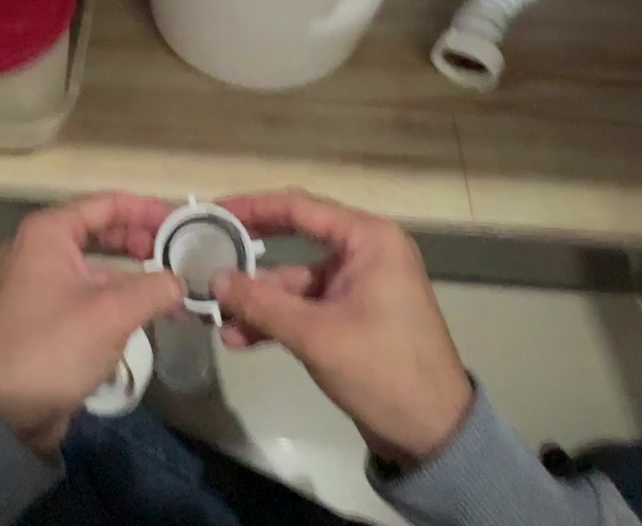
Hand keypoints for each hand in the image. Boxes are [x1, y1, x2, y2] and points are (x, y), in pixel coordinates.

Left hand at [0, 193, 185, 455]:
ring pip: (95, 264)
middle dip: (142, 239)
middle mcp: (38, 247)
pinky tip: (144, 311)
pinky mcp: (41, 313)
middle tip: (179, 253)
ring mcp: (36, 281)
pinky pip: (85, 290)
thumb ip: (155, 288)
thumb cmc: (53, 347)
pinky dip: (114, 295)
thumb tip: (180, 281)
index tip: (182, 221)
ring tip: (171, 286)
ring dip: (132, 272)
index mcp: (48, 231)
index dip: (148, 209)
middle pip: (101, 229)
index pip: (108, 203)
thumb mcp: (112, 314)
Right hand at [212, 190, 472, 468]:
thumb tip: (213, 279)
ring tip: (215, 313)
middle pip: (294, 237)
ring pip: (295, 279)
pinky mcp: (351, 314)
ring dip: (258, 298)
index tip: (214, 211)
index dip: (253, 207)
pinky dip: (276, 319)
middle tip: (207, 249)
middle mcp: (364, 251)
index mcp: (368, 238)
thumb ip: (261, 304)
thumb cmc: (382, 369)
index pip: (299, 207)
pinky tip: (240, 338)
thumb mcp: (315, 335)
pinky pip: (305, 305)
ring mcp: (358, 284)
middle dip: (250, 253)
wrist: (435, 435)